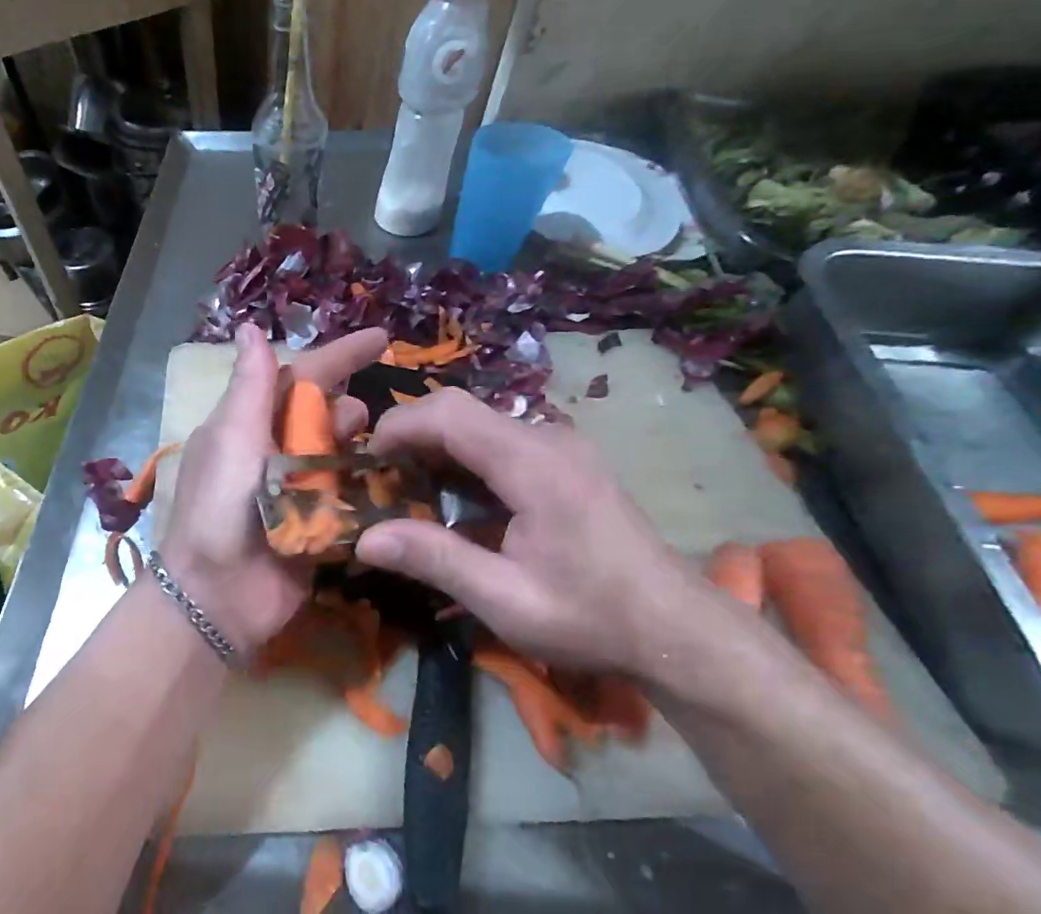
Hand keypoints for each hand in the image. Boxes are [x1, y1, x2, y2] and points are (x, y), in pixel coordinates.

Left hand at [158, 322, 388, 655]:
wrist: (218, 595)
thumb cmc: (221, 507)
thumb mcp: (232, 437)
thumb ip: (250, 384)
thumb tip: (249, 326)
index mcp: (253, 422)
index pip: (304, 375)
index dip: (342, 355)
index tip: (383, 339)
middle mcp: (277, 448)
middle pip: (327, 412)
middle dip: (347, 409)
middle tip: (358, 424)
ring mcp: (300, 486)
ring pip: (344, 450)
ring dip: (359, 447)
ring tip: (373, 455)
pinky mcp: (318, 521)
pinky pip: (351, 491)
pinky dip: (366, 483)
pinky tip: (387, 482)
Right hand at [356, 389, 739, 677]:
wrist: (676, 629)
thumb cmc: (591, 617)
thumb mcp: (506, 599)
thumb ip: (434, 560)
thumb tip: (365, 539)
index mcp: (534, 464)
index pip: (449, 414)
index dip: (399, 426)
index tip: (365, 462)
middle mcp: (548, 439)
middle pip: (462, 412)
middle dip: (412, 436)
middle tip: (379, 481)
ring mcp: (562, 447)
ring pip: (481, 425)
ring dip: (438, 449)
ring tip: (406, 492)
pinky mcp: (568, 462)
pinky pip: (503, 443)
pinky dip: (466, 461)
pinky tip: (454, 501)